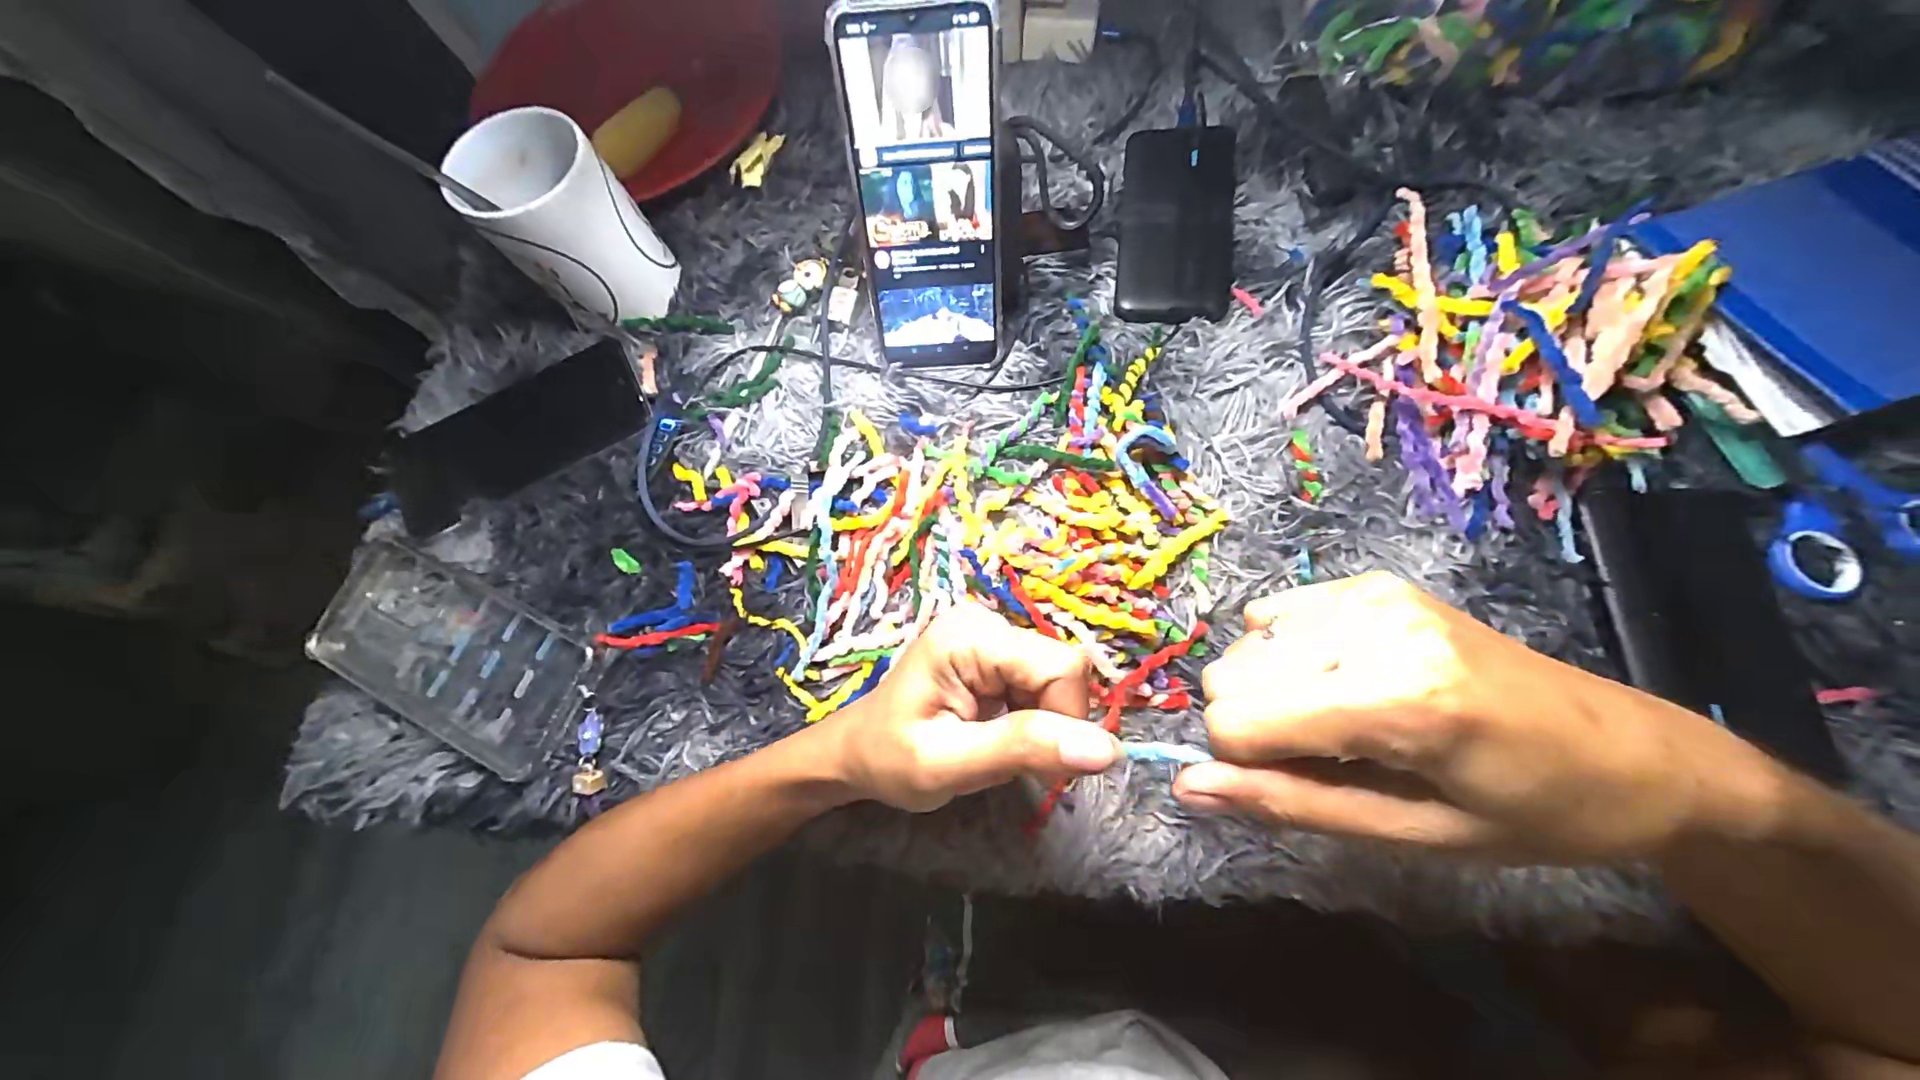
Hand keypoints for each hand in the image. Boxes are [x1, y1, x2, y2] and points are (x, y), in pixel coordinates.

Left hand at [818, 603, 1119, 811]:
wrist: (857, 753)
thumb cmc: (889, 759)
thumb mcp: (948, 764)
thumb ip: (1023, 749)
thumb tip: (1108, 750)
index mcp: (968, 636)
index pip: (1061, 667)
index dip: (1065, 720)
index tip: (1040, 766)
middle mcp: (986, 622)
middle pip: (1063, 670)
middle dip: (1054, 724)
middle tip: (1015, 762)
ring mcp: (992, 634)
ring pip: (1059, 679)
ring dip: (1046, 724)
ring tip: (1001, 749)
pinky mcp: (997, 652)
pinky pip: (1044, 683)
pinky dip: (1037, 718)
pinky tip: (1002, 733)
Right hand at [1176, 573, 1785, 862]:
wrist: (1632, 751)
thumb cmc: (1528, 813)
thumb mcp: (1409, 834)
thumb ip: (1288, 803)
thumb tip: (1186, 785)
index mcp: (1398, 698)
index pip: (1236, 722)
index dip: (1250, 765)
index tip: (1305, 783)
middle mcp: (1373, 626)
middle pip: (1228, 677)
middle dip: (1258, 725)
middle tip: (1330, 752)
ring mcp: (1371, 594)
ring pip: (1242, 647)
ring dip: (1272, 690)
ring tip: (1345, 716)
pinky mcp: (1370, 580)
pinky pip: (1270, 616)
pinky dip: (1285, 654)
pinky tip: (1342, 675)